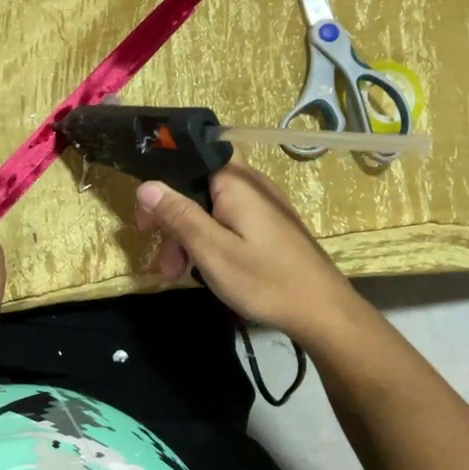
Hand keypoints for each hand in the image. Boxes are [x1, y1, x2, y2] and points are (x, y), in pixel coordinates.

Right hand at [134, 160, 358, 342]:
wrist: (323, 313)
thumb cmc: (265, 280)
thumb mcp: (211, 250)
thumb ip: (178, 214)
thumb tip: (145, 185)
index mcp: (236, 183)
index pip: (191, 156)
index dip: (163, 178)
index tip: (147, 215)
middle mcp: (250, 185)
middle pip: (196, 186)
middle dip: (172, 219)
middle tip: (162, 258)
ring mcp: (263, 205)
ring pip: (209, 207)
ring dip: (187, 235)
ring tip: (177, 274)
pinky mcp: (269, 225)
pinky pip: (227, 221)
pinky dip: (208, 240)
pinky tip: (202, 269)